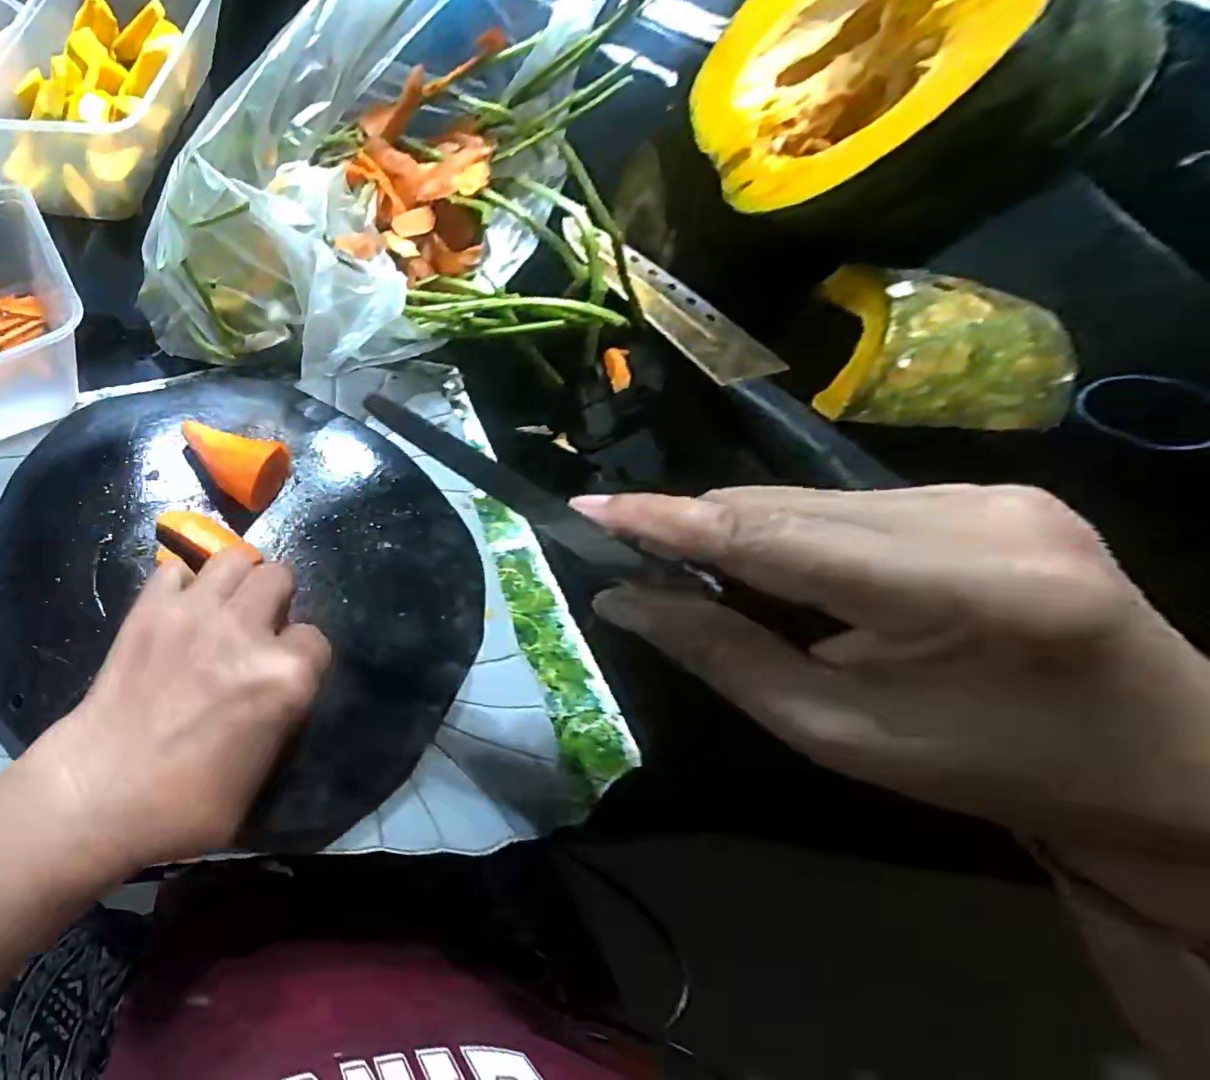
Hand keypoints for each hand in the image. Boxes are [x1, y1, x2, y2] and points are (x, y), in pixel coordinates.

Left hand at [16, 548, 331, 870]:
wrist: (102, 790)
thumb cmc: (188, 804)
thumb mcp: (263, 774)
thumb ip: (282, 715)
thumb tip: (276, 687)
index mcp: (285, 676)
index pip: (315, 639)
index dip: (301, 657)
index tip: (283, 674)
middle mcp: (246, 630)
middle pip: (279, 576)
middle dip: (275, 601)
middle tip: (255, 631)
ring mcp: (194, 610)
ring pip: (233, 559)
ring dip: (236, 582)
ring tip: (222, 611)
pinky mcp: (150, 607)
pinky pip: (175, 570)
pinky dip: (182, 586)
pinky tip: (178, 614)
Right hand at [576, 484, 1209, 857]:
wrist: (1167, 762)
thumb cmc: (986, 766)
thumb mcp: (832, 729)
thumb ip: (718, 653)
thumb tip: (619, 597)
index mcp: (961, 593)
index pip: (773, 536)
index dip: (668, 521)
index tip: (588, 507)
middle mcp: (981, 518)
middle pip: (780, 506)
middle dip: (693, 530)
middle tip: (626, 557)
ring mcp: (990, 494)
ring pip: (801, 496)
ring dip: (735, 530)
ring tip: (699, 574)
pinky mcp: (985, 492)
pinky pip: (837, 500)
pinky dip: (781, 528)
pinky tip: (778, 568)